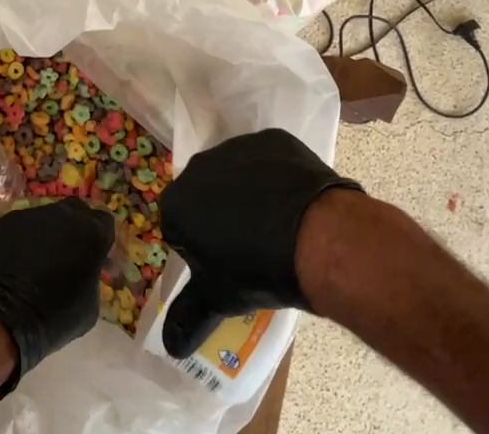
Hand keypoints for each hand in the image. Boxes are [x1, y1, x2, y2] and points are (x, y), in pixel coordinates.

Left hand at [0, 197, 114, 395]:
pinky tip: (16, 261)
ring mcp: (30, 215)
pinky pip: (21, 227)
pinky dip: (23, 239)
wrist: (3, 315)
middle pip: (75, 211)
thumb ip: (91, 275)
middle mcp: (62, 215)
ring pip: (46, 218)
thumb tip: (84, 269)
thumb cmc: (56, 315)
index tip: (97, 256)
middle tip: (71, 253)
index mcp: (90, 233)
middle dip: (76, 228)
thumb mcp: (91, 303)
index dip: (101, 238)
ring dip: (48, 233)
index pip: (104, 222)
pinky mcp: (5, 222)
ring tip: (39, 259)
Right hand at [158, 128, 363, 357]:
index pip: (181, 228)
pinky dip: (279, 177)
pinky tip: (298, 204)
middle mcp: (197, 168)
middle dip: (222, 216)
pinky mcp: (272, 139)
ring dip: (250, 195)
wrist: (318, 237)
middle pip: (206, 195)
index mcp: (176, 204)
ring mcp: (236, 148)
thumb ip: (189, 319)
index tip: (228, 265)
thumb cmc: (258, 270)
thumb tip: (169, 349)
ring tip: (281, 227)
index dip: (203, 248)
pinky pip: (270, 160)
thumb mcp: (219, 300)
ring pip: (238, 175)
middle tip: (254, 247)